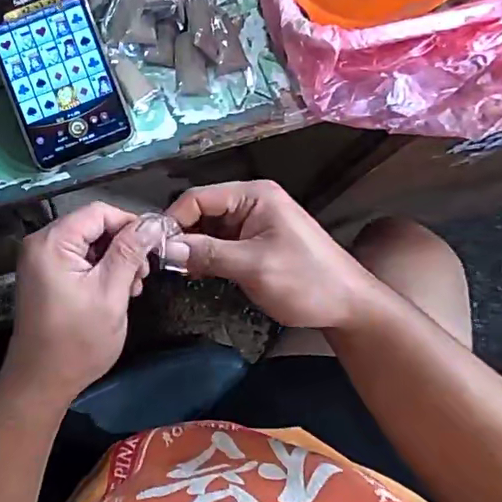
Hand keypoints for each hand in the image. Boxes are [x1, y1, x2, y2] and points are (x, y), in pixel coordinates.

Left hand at [1, 202, 153, 400]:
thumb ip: (129, 254)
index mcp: (52, 243)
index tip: (154, 247)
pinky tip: (116, 291)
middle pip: (92, 226)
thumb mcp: (110, 295)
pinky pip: (78, 259)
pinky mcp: (45, 276)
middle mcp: (41, 244)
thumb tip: (151, 223)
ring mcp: (40, 260)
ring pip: (88, 243)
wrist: (40, 382)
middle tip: (143, 274)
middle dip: (123, 245)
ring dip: (115, 259)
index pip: (99, 212)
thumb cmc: (76, 341)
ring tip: (132, 288)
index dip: (130, 224)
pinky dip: (100, 270)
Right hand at [164, 180, 382, 330]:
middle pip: (200, 211)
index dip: (173, 220)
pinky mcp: (252, 244)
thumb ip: (207, 254)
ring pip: (206, 230)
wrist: (347, 306)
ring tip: (174, 271)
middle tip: (160, 263)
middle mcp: (250, 203)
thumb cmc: (306, 280)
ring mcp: (252, 224)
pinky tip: (192, 273)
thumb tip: (164, 249)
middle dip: (180, 235)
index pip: (198, 197)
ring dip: (190, 248)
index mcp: (254, 195)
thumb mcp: (253, 266)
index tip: (154, 248)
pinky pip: (218, 244)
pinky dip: (203, 257)